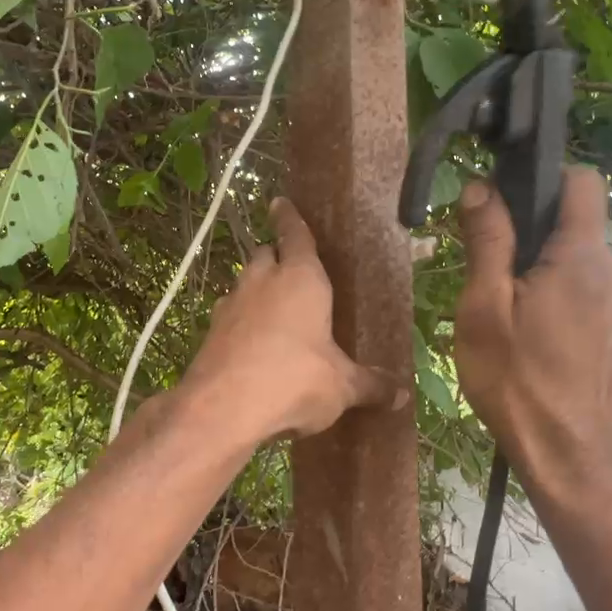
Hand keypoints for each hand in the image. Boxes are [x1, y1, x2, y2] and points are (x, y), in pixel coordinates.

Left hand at [180, 199, 398, 440]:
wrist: (222, 407)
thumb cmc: (294, 380)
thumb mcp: (341, 386)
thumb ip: (370, 384)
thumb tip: (401, 393)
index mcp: (301, 278)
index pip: (295, 235)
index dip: (290, 218)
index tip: (280, 203)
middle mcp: (262, 280)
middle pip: (265, 255)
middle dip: (275, 257)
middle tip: (289, 268)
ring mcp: (231, 303)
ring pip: (244, 284)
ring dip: (257, 291)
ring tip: (274, 311)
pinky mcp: (210, 330)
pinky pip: (230, 315)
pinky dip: (241, 322)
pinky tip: (252, 345)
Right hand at [454, 168, 611, 500]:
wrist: (565, 453)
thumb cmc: (515, 378)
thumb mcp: (485, 307)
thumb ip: (487, 241)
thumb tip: (480, 187)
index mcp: (584, 257)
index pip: (583, 181)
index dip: (542, 177)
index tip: (501, 199)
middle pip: (573, 219)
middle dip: (529, 229)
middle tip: (485, 266)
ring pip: (573, 254)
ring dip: (536, 263)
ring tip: (499, 302)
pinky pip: (580, 282)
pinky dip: (550, 287)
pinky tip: (523, 325)